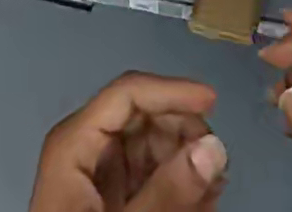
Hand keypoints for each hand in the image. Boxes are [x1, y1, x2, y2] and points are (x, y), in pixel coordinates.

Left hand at [28, 71, 227, 211]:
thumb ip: (168, 192)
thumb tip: (214, 147)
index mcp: (75, 142)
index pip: (127, 93)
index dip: (171, 90)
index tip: (213, 102)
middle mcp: (85, 147)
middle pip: (142, 116)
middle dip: (183, 132)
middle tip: (216, 163)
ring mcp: (97, 173)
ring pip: (151, 144)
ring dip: (184, 159)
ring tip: (214, 190)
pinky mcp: (109, 198)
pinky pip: (148, 174)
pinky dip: (176, 183)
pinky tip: (201, 203)